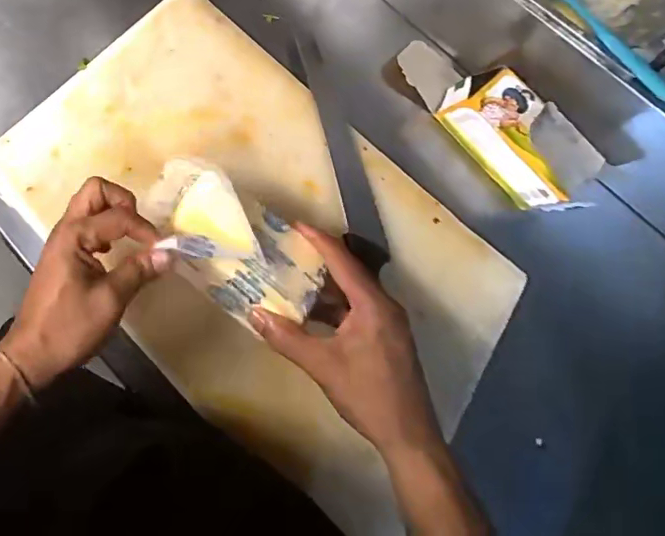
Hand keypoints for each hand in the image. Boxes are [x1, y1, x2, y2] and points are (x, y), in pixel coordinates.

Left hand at [0, 177, 174, 387]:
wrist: (30, 356)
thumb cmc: (68, 328)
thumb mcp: (109, 301)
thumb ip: (139, 271)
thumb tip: (169, 253)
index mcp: (74, 235)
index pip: (118, 216)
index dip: (144, 229)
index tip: (162, 250)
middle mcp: (66, 229)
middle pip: (96, 190)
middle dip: (123, 201)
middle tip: (139, 228)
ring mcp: (62, 239)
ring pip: (89, 204)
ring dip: (113, 212)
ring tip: (131, 238)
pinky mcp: (62, 253)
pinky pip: (86, 223)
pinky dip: (104, 227)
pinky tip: (113, 251)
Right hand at [252, 223, 440, 454]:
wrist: (410, 438)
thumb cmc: (368, 395)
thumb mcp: (323, 366)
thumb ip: (288, 338)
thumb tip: (255, 313)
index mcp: (372, 304)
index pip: (342, 259)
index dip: (318, 239)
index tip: (294, 225)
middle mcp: (384, 305)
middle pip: (349, 271)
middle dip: (320, 258)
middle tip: (290, 248)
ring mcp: (388, 322)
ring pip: (353, 291)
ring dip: (326, 285)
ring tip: (295, 277)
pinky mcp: (387, 337)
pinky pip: (358, 308)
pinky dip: (335, 305)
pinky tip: (313, 313)